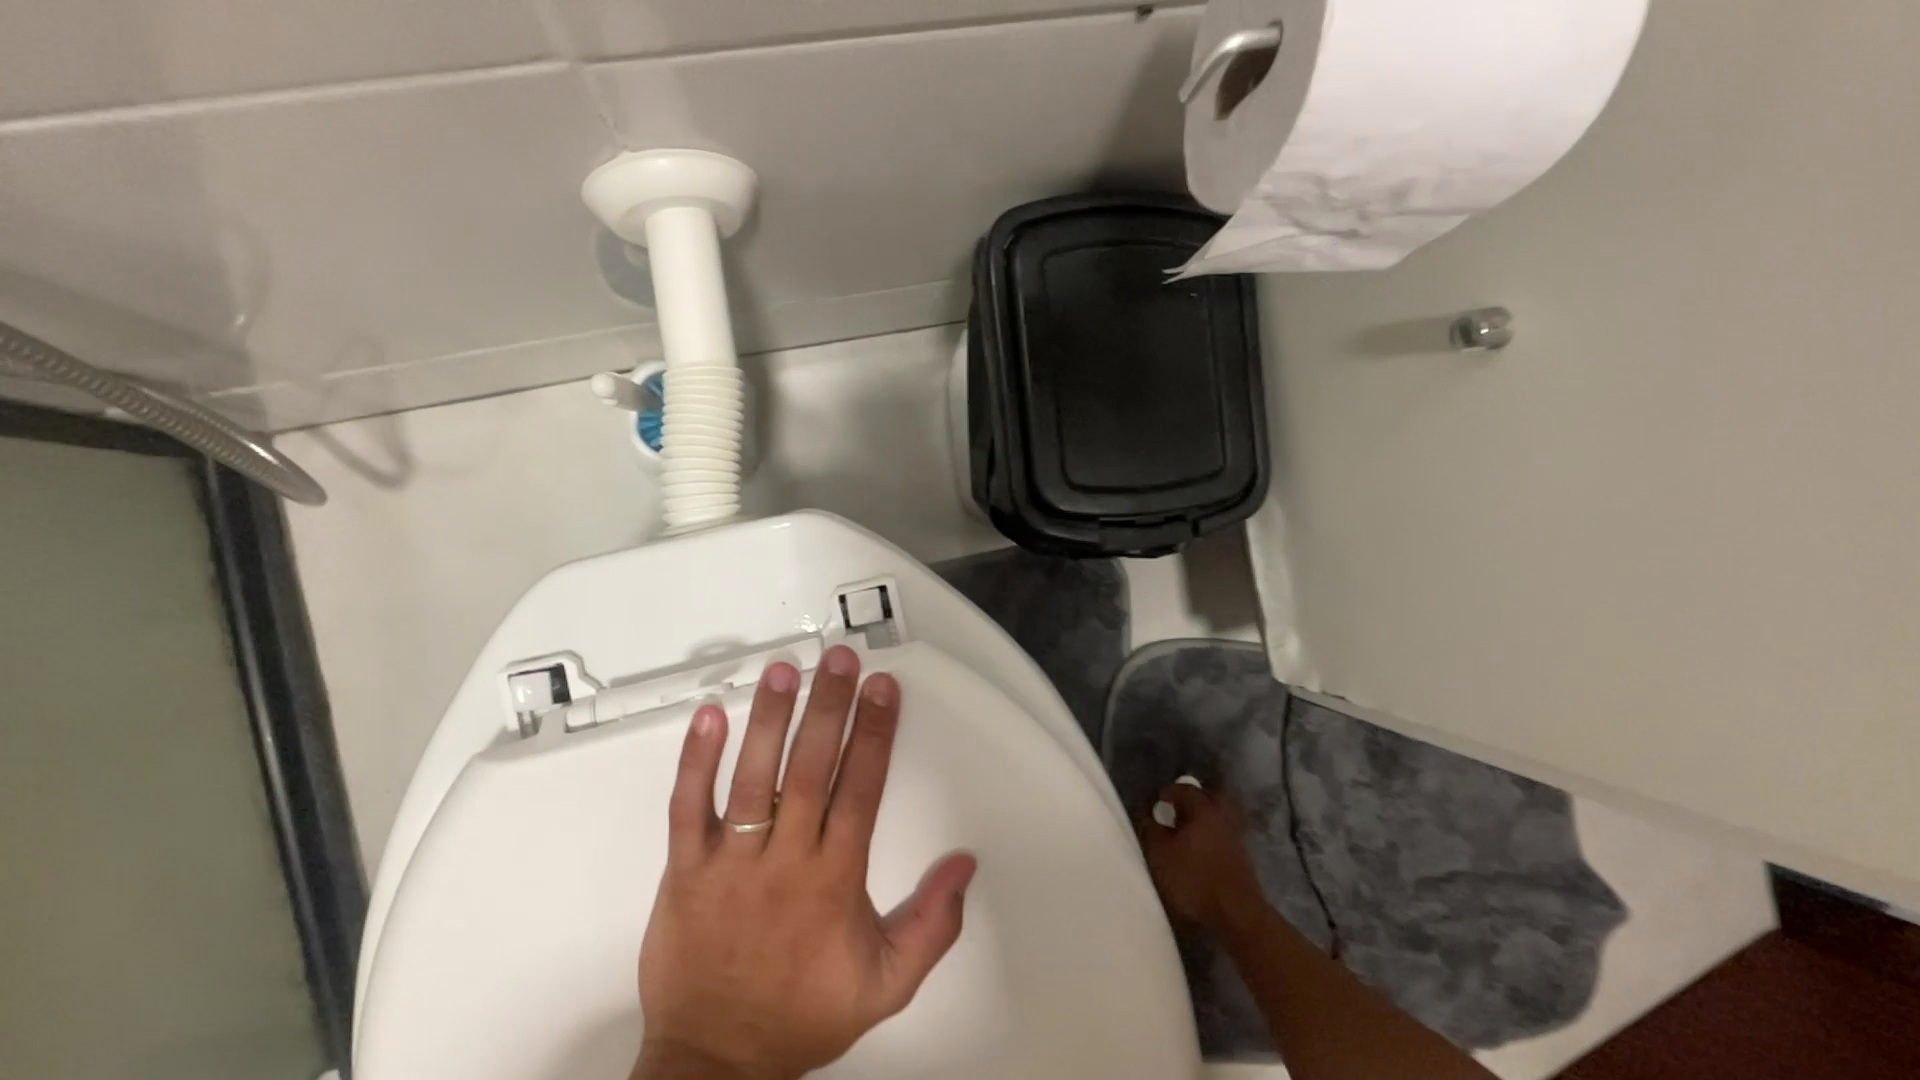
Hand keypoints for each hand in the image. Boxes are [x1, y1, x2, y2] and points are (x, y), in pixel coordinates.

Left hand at [634, 645, 977, 1079]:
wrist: (718, 1060)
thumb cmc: (800, 1017)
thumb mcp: (886, 984)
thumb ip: (933, 926)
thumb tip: (963, 869)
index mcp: (835, 882)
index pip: (862, 789)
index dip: (875, 733)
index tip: (883, 691)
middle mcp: (785, 863)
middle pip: (812, 768)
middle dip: (829, 707)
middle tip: (839, 661)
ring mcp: (732, 864)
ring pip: (754, 777)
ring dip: (771, 719)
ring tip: (785, 671)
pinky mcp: (687, 870)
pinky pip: (688, 807)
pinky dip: (696, 761)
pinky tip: (710, 718)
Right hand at [1138, 783, 1265, 933]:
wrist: (1236, 912)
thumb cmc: (1193, 878)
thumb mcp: (1160, 855)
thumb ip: (1152, 832)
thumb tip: (1149, 818)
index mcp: (1203, 810)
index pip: (1186, 790)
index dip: (1169, 791)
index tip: (1158, 798)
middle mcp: (1223, 818)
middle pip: (1212, 798)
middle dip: (1195, 799)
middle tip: (1179, 807)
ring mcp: (1237, 838)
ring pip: (1220, 817)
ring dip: (1205, 819)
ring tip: (1188, 830)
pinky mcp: (1243, 858)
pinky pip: (1226, 835)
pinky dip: (1214, 836)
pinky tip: (1202, 848)